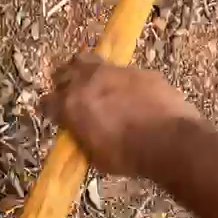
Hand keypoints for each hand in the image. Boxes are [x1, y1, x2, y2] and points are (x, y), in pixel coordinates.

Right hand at [39, 55, 199, 179]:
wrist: (170, 141)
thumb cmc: (127, 156)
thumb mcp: (94, 155)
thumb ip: (82, 137)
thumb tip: (82, 133)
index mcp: (70, 105)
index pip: (47, 102)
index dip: (50, 109)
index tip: (56, 115)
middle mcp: (86, 81)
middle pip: (64, 71)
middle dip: (64, 80)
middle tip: (72, 92)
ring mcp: (114, 72)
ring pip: (91, 61)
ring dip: (90, 73)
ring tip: (99, 86)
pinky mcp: (140, 71)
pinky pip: (124, 72)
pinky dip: (123, 82)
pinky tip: (132, 95)